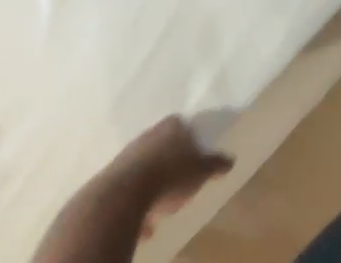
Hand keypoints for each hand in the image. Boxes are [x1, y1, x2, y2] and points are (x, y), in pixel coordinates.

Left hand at [102, 116, 234, 240]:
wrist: (122, 197)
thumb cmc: (171, 175)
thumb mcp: (202, 171)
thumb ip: (216, 164)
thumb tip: (231, 160)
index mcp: (172, 126)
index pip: (183, 123)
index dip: (190, 136)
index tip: (196, 151)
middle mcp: (148, 134)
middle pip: (162, 144)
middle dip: (171, 159)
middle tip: (181, 175)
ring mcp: (126, 154)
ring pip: (145, 165)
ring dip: (153, 180)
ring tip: (163, 201)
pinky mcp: (110, 176)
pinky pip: (130, 186)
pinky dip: (138, 198)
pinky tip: (146, 217)